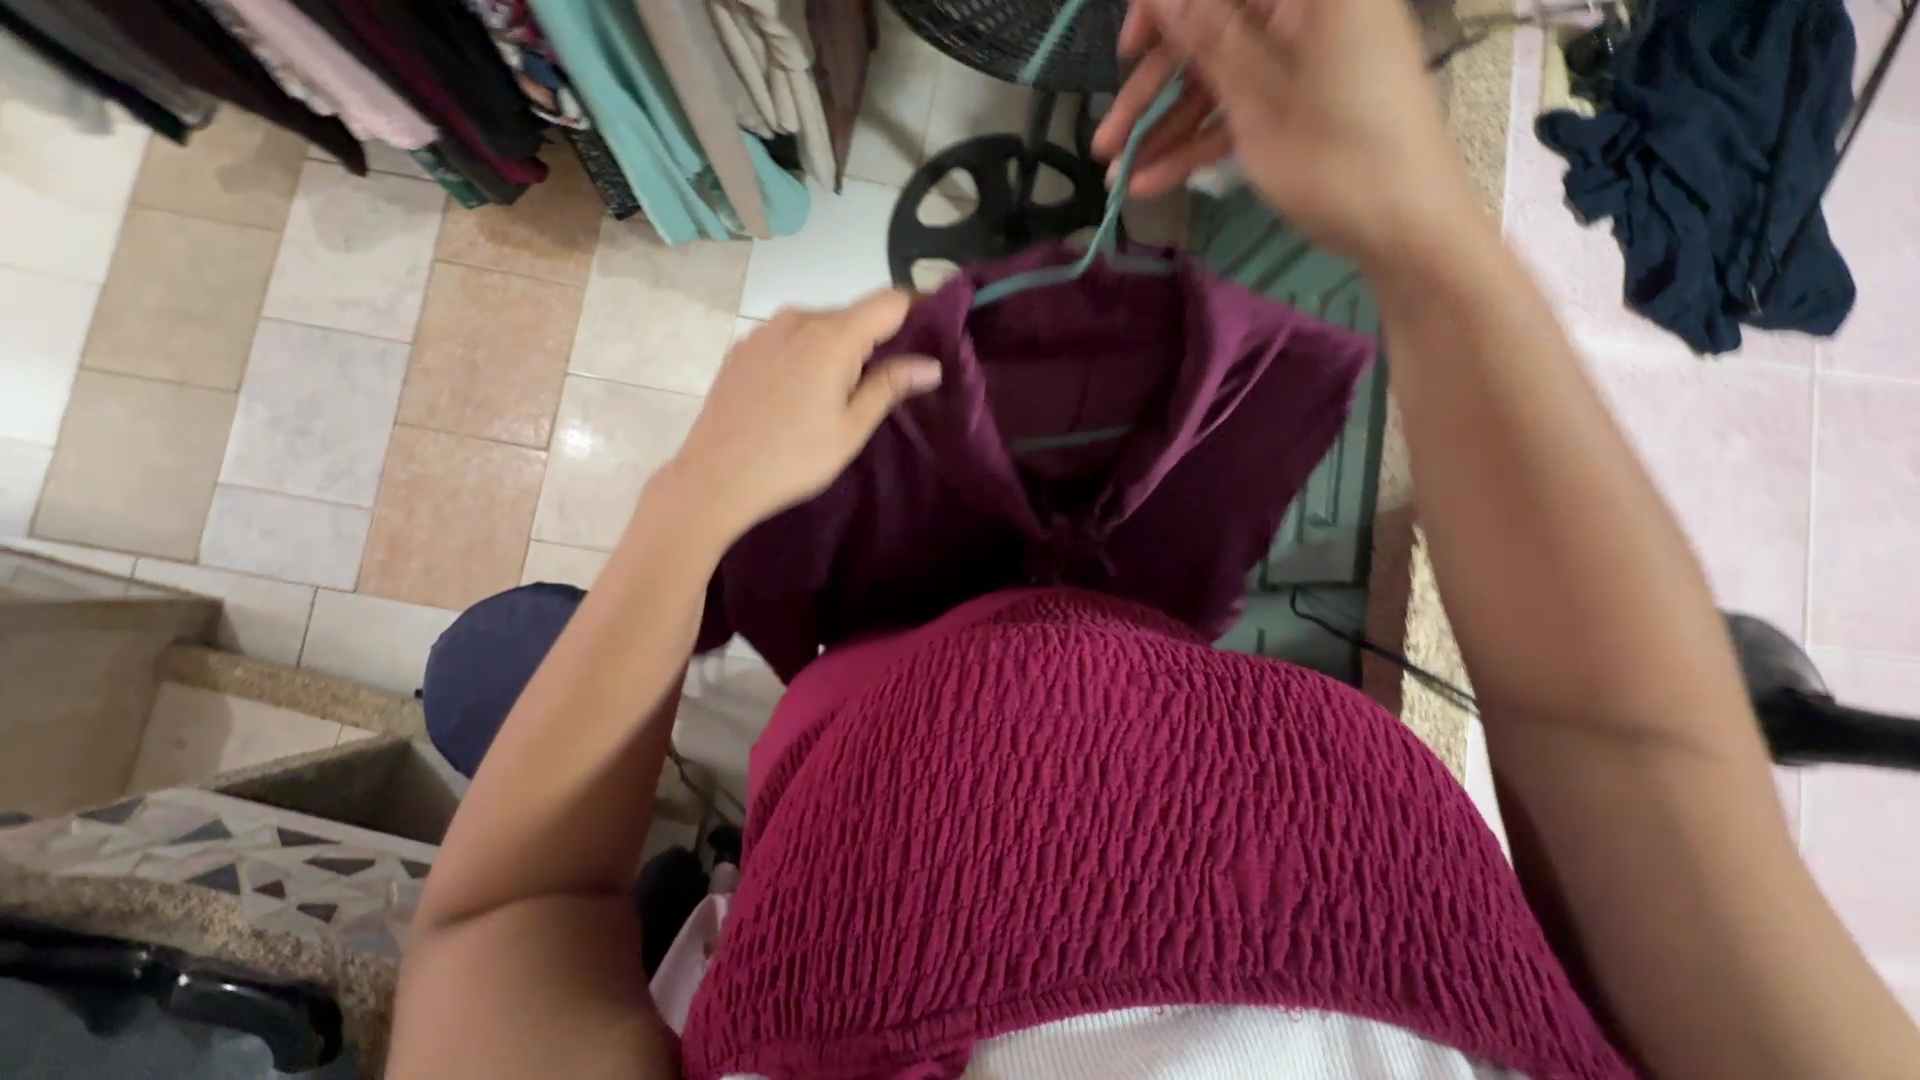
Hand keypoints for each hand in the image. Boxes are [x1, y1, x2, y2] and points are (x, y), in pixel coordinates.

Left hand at [660, 290, 940, 540]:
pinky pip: (788, 339)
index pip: (889, 300)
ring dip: (837, 348)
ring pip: (818, 326)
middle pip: (852, 314)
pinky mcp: (742, 347)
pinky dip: (805, 354)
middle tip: (885, 381)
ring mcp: (764, 330)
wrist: (715, 477)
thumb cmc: (794, 457)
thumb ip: (891, 386)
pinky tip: (798, 394)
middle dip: (874, 338)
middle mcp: (798, 319)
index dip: (917, 308)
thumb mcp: (851, 427)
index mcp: (833, 336)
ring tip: (837, 394)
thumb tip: (931, 364)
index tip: (933, 331)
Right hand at [1093, 0, 1482, 264]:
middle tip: (1107, 138)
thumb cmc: (1340, 158)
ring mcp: (1303, 59)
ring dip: (1166, 127)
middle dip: (1153, 86)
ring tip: (1117, 175)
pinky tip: (1153, 183)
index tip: (1127, 51)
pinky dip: (1200, 143)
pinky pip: (1241, 109)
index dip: (1166, 7)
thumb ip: (1208, 37)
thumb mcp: (1260, 100)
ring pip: (1219, 77)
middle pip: (1214, 28)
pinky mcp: (1301, 102)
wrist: (1409, 229)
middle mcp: (1306, 10)